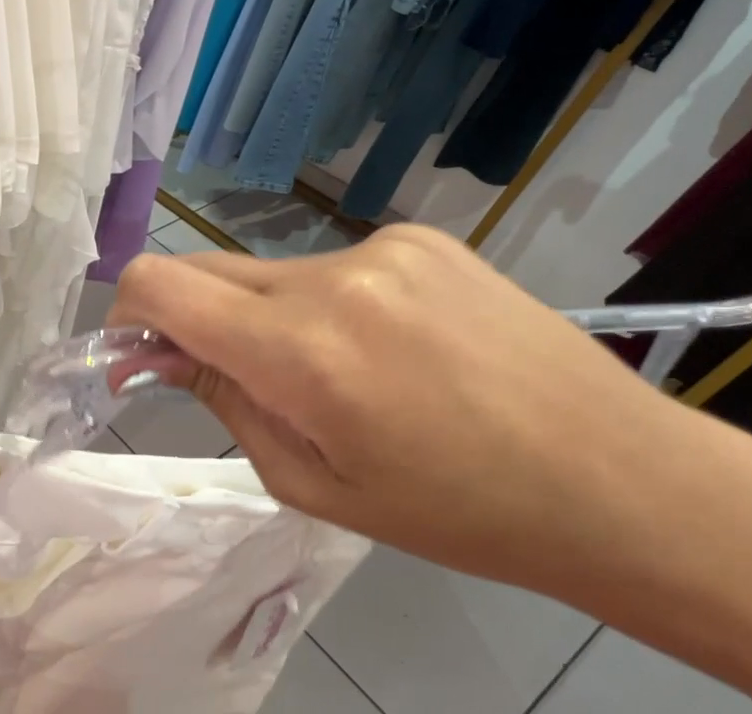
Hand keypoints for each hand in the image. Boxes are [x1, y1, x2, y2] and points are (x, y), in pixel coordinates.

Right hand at [103, 224, 685, 590]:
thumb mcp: (310, 482)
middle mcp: (330, 280)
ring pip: (265, 272)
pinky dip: (322, 304)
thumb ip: (219, 400)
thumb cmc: (456, 512)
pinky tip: (384, 347)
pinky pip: (327, 266)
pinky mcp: (420, 239)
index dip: (126, 313)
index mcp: (298, 353)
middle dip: (191, 318)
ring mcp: (380, 249)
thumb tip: (149, 353)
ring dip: (264, 316)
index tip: (137, 354)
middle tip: (228, 374)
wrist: (625, 483)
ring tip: (332, 373)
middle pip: (202, 269)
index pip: (156, 283)